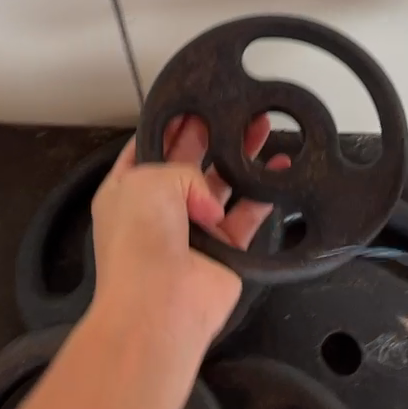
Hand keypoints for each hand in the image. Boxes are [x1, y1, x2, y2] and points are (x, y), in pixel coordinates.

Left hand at [87, 117, 289, 351]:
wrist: (159, 306)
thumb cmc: (138, 241)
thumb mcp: (148, 179)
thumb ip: (182, 166)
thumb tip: (209, 197)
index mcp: (127, 190)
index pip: (150, 148)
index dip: (171, 125)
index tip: (194, 102)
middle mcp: (159, 210)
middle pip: (190, 162)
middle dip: (210, 134)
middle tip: (233, 108)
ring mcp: (193, 230)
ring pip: (222, 184)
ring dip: (241, 156)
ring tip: (262, 126)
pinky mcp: (225, 249)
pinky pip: (248, 213)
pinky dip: (264, 191)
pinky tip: (280, 167)